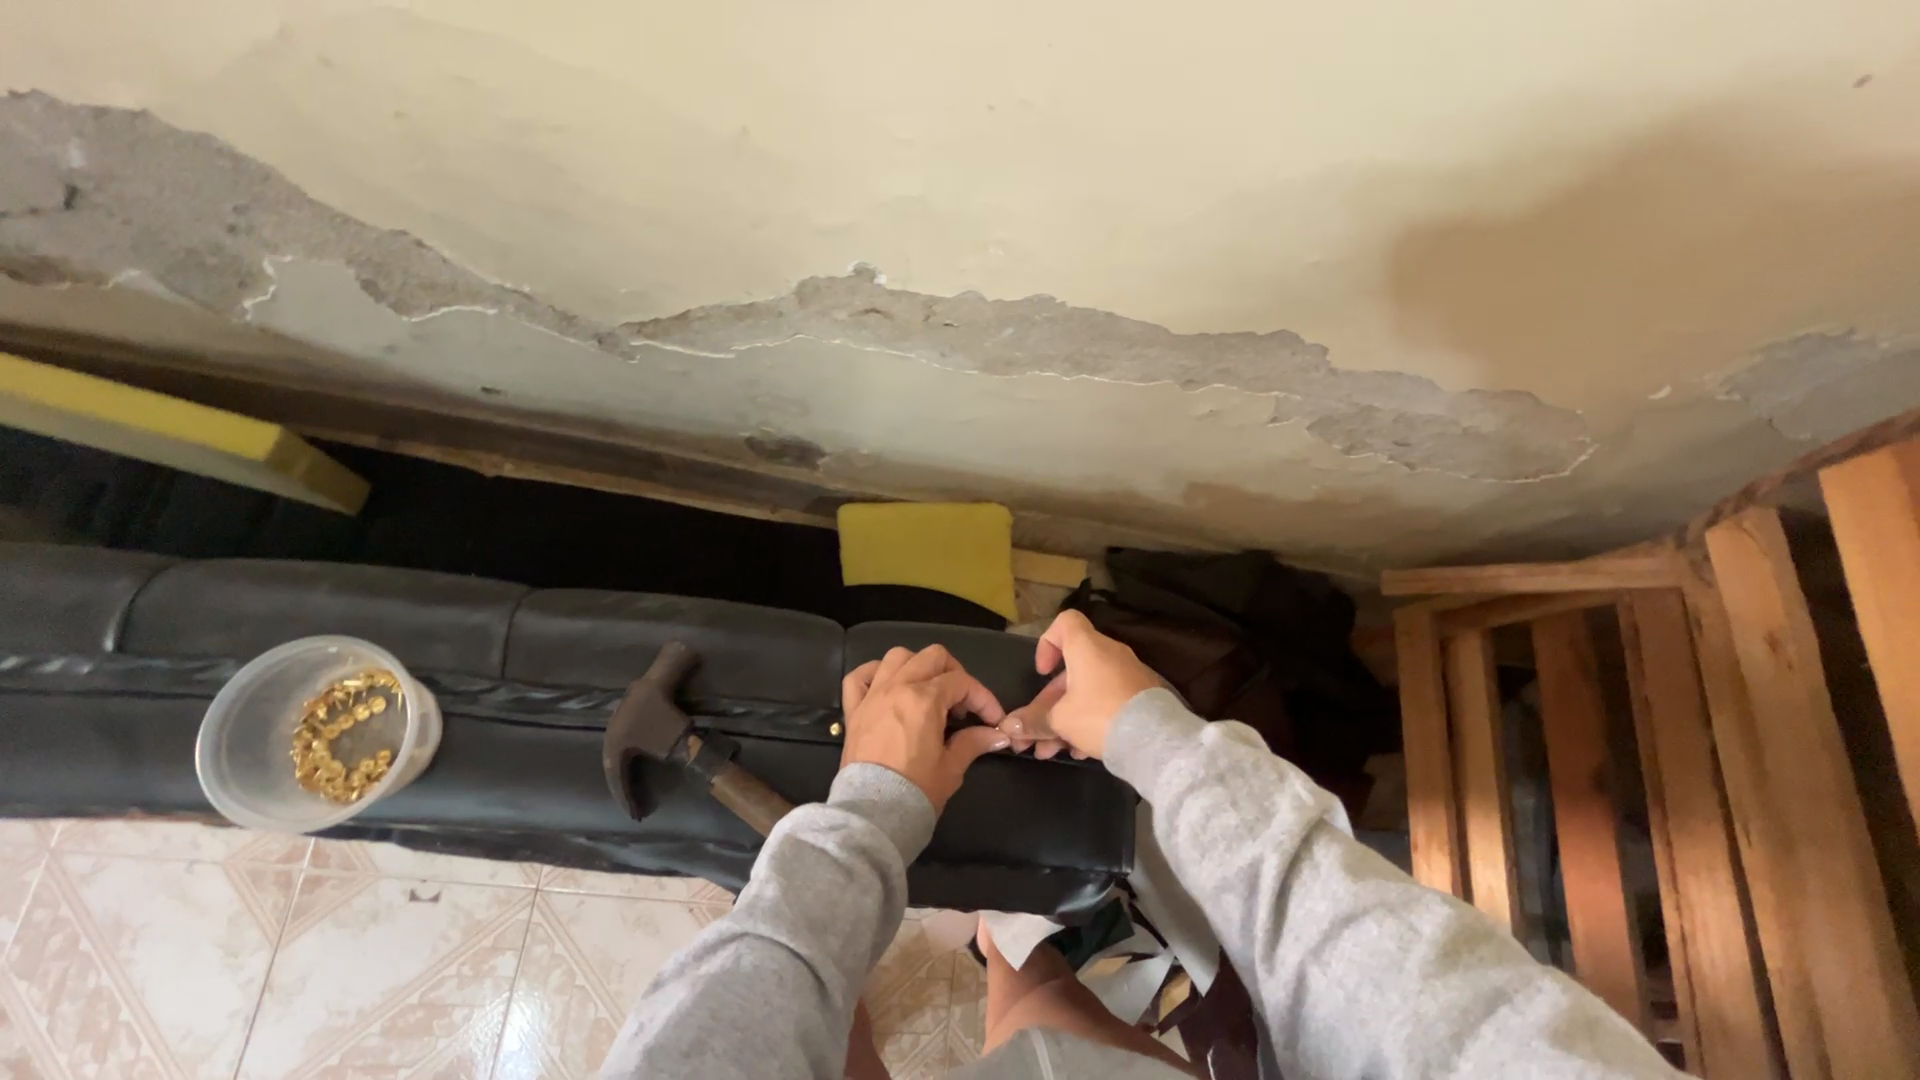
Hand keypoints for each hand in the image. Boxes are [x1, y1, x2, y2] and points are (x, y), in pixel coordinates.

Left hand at [840, 645, 1009, 811]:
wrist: (872, 816)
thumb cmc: (916, 791)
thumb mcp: (951, 767)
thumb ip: (974, 742)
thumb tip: (999, 735)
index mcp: (924, 700)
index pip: (962, 683)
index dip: (983, 698)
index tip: (993, 719)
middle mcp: (897, 687)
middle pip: (933, 657)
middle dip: (955, 674)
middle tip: (963, 702)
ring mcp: (872, 695)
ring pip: (897, 657)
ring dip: (918, 667)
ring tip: (928, 691)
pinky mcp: (853, 709)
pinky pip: (859, 676)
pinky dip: (875, 674)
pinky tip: (888, 686)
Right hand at [1000, 610, 1161, 759]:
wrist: (1157, 740)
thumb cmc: (1101, 715)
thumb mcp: (1060, 720)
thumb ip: (1033, 721)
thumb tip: (1008, 727)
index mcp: (1087, 647)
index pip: (1065, 622)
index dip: (1047, 643)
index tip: (1042, 672)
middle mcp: (1109, 655)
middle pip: (1071, 670)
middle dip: (1049, 703)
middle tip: (1034, 732)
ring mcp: (1128, 677)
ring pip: (1087, 693)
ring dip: (1065, 720)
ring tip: (1051, 752)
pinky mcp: (1141, 698)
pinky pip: (1107, 704)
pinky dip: (1090, 723)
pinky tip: (1080, 752)